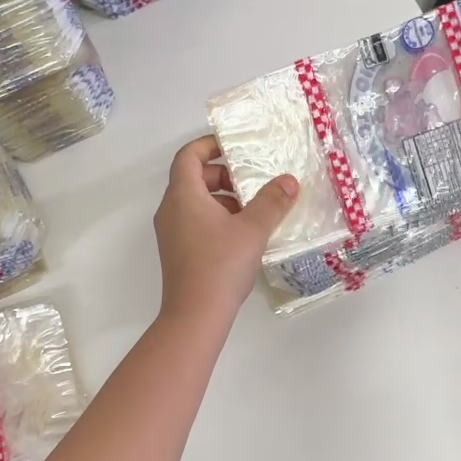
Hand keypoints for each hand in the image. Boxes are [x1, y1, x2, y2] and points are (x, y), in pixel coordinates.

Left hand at [153, 134, 297, 325]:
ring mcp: (171, 234)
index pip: (188, 155)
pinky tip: (243, 238)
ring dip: (224, 201)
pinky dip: (217, 221)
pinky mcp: (178, 254)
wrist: (195, 315)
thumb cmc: (220, 265)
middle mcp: (171, 210)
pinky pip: (196, 224)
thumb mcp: (253, 230)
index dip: (209, 145)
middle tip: (252, 184)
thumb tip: (289, 181)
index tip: (234, 148)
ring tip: (253, 212)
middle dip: (223, 175)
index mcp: (183, 195)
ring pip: (196, 204)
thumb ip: (272, 202)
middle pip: (193, 178)